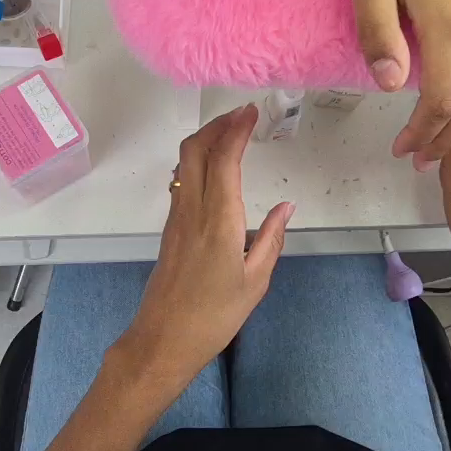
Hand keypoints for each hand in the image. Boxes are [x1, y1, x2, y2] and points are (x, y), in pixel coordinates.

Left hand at [112, 106, 293, 389]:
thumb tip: (287, 206)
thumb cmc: (215, 315)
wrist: (164, 338)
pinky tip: (215, 166)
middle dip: (216, 124)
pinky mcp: (170, 227)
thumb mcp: (256, 280)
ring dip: (205, 139)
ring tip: (231, 132)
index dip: (236, 130)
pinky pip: (181, 180)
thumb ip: (272, 238)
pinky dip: (197, 160)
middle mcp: (192, 210)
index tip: (252, 112)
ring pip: (183, 162)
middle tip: (241, 115)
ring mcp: (176, 217)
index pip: (224, 159)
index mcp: (219, 220)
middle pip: (194, 149)